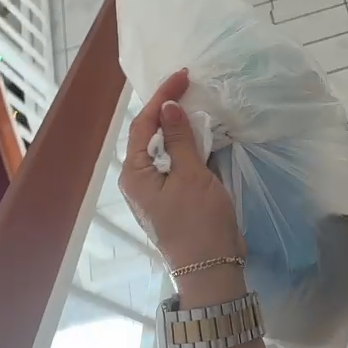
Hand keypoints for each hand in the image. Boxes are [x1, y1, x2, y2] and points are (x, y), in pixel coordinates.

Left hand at [121, 70, 244, 270]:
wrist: (212, 269)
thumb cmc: (199, 222)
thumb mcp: (191, 176)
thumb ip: (180, 139)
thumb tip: (168, 107)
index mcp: (135, 174)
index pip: (144, 125)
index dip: (161, 98)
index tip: (182, 77)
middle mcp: (140, 181)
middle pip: (150, 135)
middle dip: (168, 109)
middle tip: (190, 86)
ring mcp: (157, 191)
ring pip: (165, 149)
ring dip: (180, 128)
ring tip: (197, 105)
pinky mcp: (174, 198)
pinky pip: (177, 164)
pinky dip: (189, 147)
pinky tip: (203, 136)